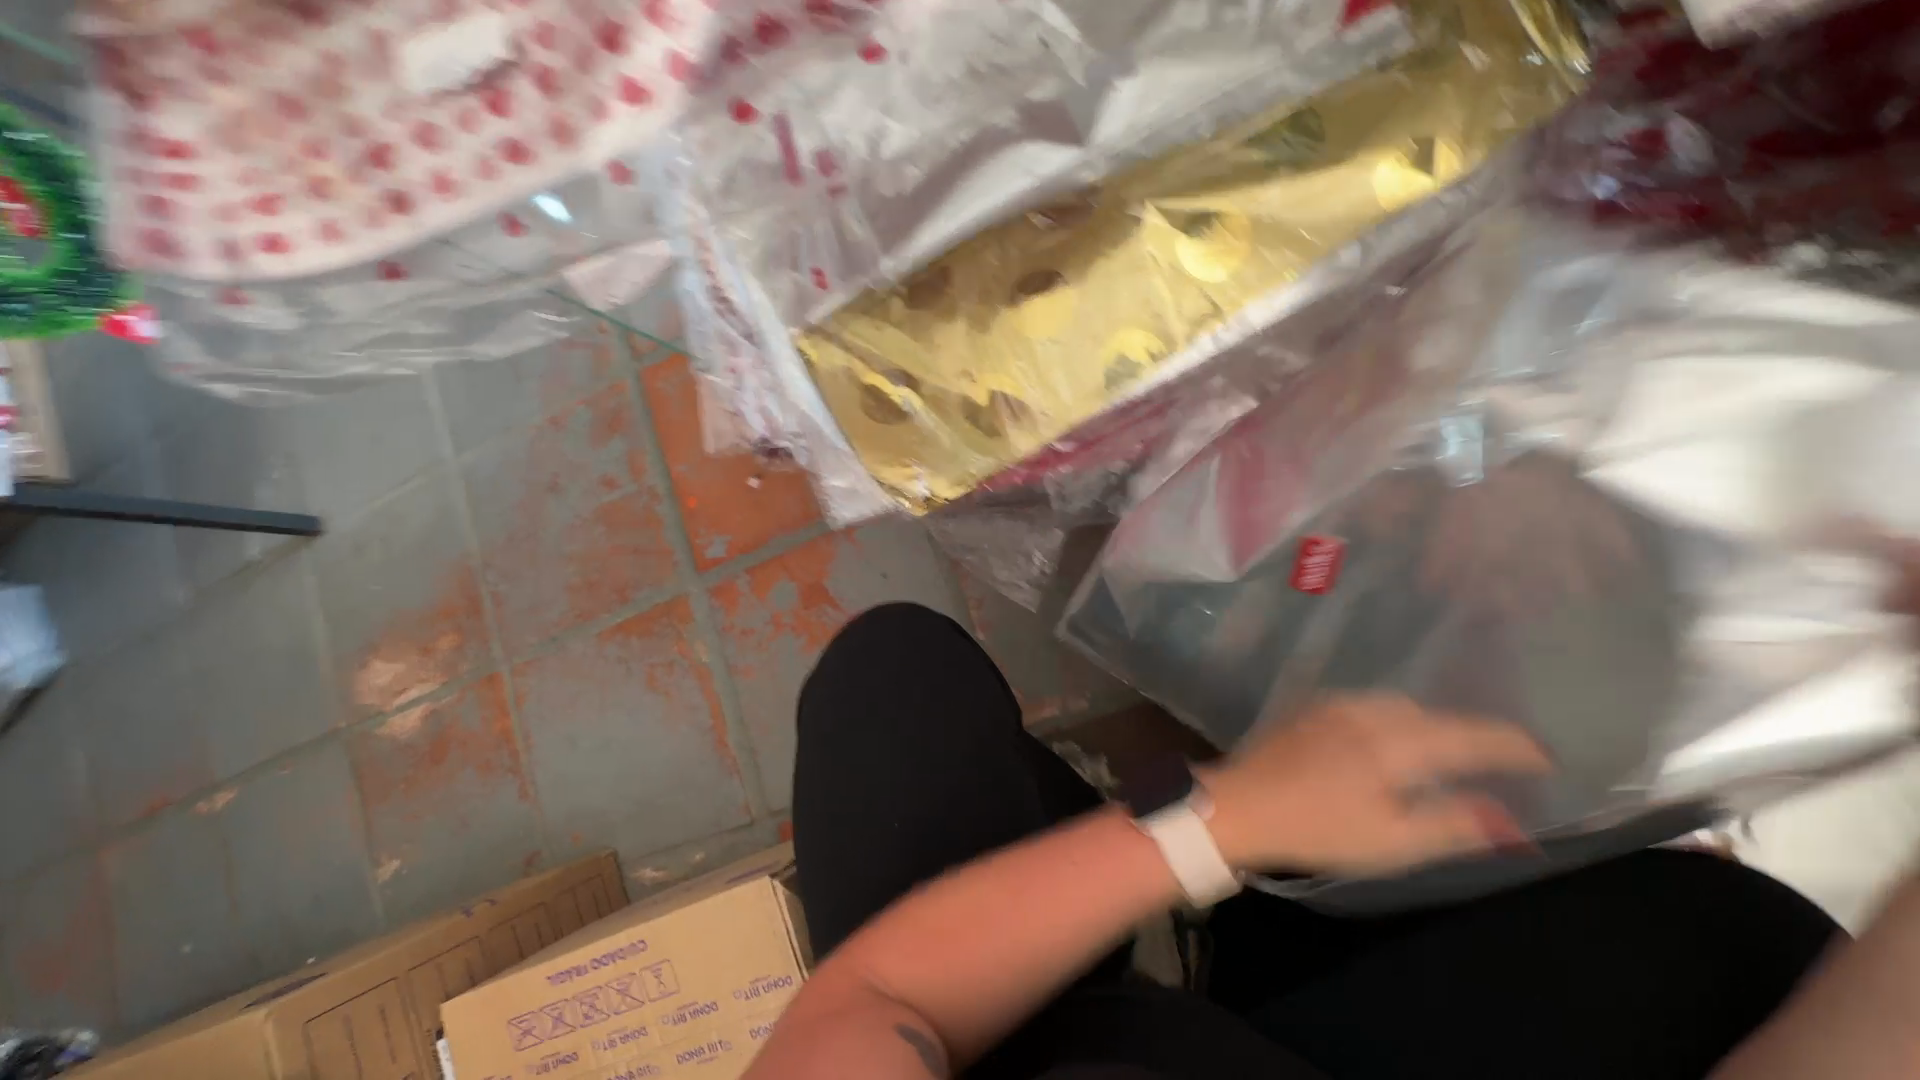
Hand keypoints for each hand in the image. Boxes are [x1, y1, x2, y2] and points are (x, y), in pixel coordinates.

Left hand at [1198, 694, 1552, 877]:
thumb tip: (1509, 819)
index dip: (1513, 745)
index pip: (1471, 734)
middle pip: (1435, 714)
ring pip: (1400, 705)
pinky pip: (1369, 705)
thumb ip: (1453, 825)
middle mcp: (1369, 711)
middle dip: (1470, 732)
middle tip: (1497, 757)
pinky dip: (1394, 719)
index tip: (1544, 757)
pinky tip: (1390, 741)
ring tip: (1447, 750)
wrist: (1237, 806)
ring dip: (1430, 723)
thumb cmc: (1317, 829)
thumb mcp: (1392, 840)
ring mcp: (1335, 705)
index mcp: (1396, 742)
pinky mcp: (1311, 708)